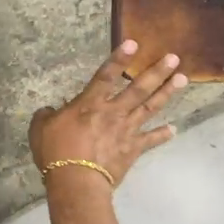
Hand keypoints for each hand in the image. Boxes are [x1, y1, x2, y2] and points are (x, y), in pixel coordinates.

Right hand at [29, 41, 186, 189]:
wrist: (76, 181)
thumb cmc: (55, 151)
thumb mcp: (40, 128)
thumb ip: (47, 115)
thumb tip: (50, 111)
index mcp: (89, 104)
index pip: (106, 75)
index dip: (119, 59)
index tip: (134, 43)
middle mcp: (112, 112)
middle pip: (138, 88)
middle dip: (156, 72)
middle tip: (174, 59)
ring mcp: (126, 130)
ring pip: (150, 108)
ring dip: (167, 93)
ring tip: (183, 79)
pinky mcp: (133, 149)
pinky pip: (150, 139)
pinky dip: (163, 134)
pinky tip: (174, 129)